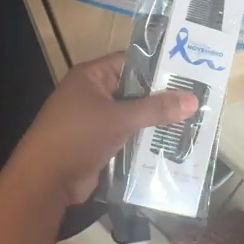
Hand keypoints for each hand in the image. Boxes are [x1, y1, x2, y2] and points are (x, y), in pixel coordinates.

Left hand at [5, 52, 197, 209]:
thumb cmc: (77, 137)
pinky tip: (173, 143)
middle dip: (162, 96)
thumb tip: (194, 99)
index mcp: (91, 76)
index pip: (131, 61)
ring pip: (132, 115)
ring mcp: (95, 119)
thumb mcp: (119, 119)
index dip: (158, 65)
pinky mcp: (99, 143)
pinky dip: (145, 139)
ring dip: (155, 120)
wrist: (45, 182)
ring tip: (193, 120)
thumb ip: (155, 109)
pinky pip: (128, 136)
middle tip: (198, 97)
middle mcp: (93, 93)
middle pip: (134, 89)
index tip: (189, 71)